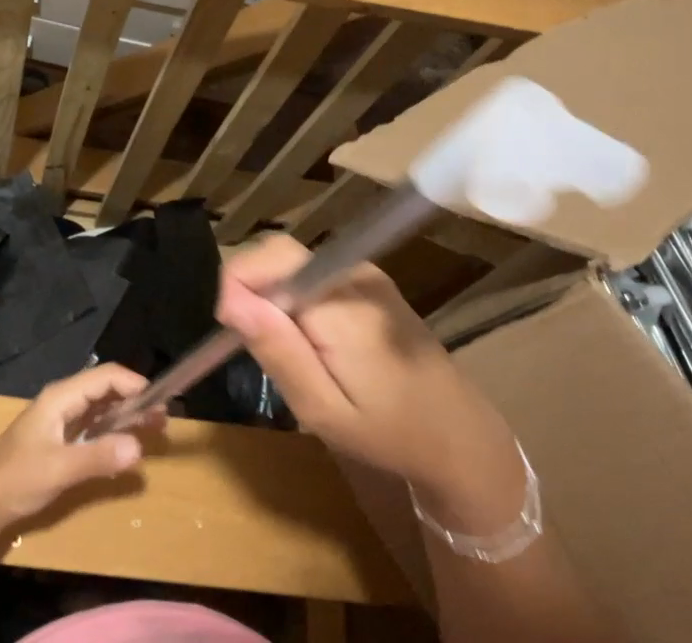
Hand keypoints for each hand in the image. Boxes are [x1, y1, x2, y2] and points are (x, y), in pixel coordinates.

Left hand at [0, 364, 159, 531]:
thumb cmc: (17, 478)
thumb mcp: (59, 469)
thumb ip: (98, 457)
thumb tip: (139, 447)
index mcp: (60, 398)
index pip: (104, 377)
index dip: (134, 383)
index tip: (162, 401)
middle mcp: (63, 402)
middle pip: (105, 390)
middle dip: (136, 399)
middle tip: (166, 417)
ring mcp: (61, 420)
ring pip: (101, 408)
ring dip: (128, 415)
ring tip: (157, 427)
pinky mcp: (61, 439)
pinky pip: (94, 426)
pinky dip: (114, 430)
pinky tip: (130, 443)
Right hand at [216, 235, 515, 500]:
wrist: (461, 438)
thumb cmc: (389, 433)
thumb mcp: (322, 408)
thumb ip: (277, 350)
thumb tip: (231, 300)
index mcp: (340, 301)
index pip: (268, 257)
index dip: (237, 285)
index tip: (231, 333)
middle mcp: (353, 273)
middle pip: (277, 254)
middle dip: (250, 290)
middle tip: (251, 345)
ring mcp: (365, 276)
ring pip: (291, 264)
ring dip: (270, 296)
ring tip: (278, 348)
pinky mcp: (370, 285)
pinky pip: (312, 276)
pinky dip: (293, 299)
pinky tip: (305, 342)